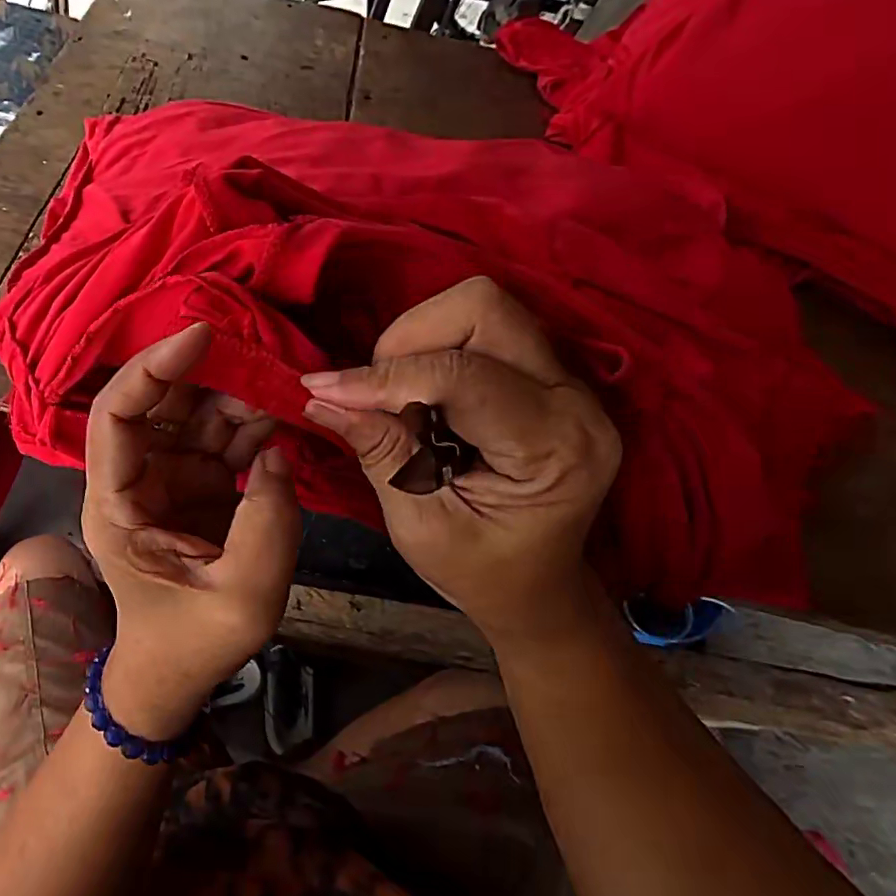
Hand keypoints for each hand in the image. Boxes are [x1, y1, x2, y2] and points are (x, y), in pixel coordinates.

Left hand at [82, 323, 302, 740]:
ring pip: (195, 415)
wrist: (175, 671)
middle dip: (206, 373)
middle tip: (263, 355)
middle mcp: (135, 478)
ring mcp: (167, 477)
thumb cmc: (190, 642)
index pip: (116, 416)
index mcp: (116, 502)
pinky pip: (222, 439)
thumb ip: (268, 527)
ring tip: (286, 385)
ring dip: (237, 395)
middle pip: (158, 404)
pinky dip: (252, 423)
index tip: (200, 336)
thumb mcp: (241, 598)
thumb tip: (276, 452)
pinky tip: (284, 414)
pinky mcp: (197, 483)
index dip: (151, 369)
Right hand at [300, 278, 620, 646]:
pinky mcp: (547, 373)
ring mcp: (567, 380)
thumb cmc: (481, 571)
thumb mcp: (421, 526)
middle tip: (376, 394)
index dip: (382, 378)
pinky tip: (418, 395)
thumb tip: (321, 399)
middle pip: (483, 309)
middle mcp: (574, 399)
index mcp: (553, 448)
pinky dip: (430, 348)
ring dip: (417, 340)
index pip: (461, 376)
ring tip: (395, 397)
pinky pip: (479, 327)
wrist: (537, 588)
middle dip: (408, 340)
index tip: (321, 391)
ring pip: (480, 307)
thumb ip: (380, 452)